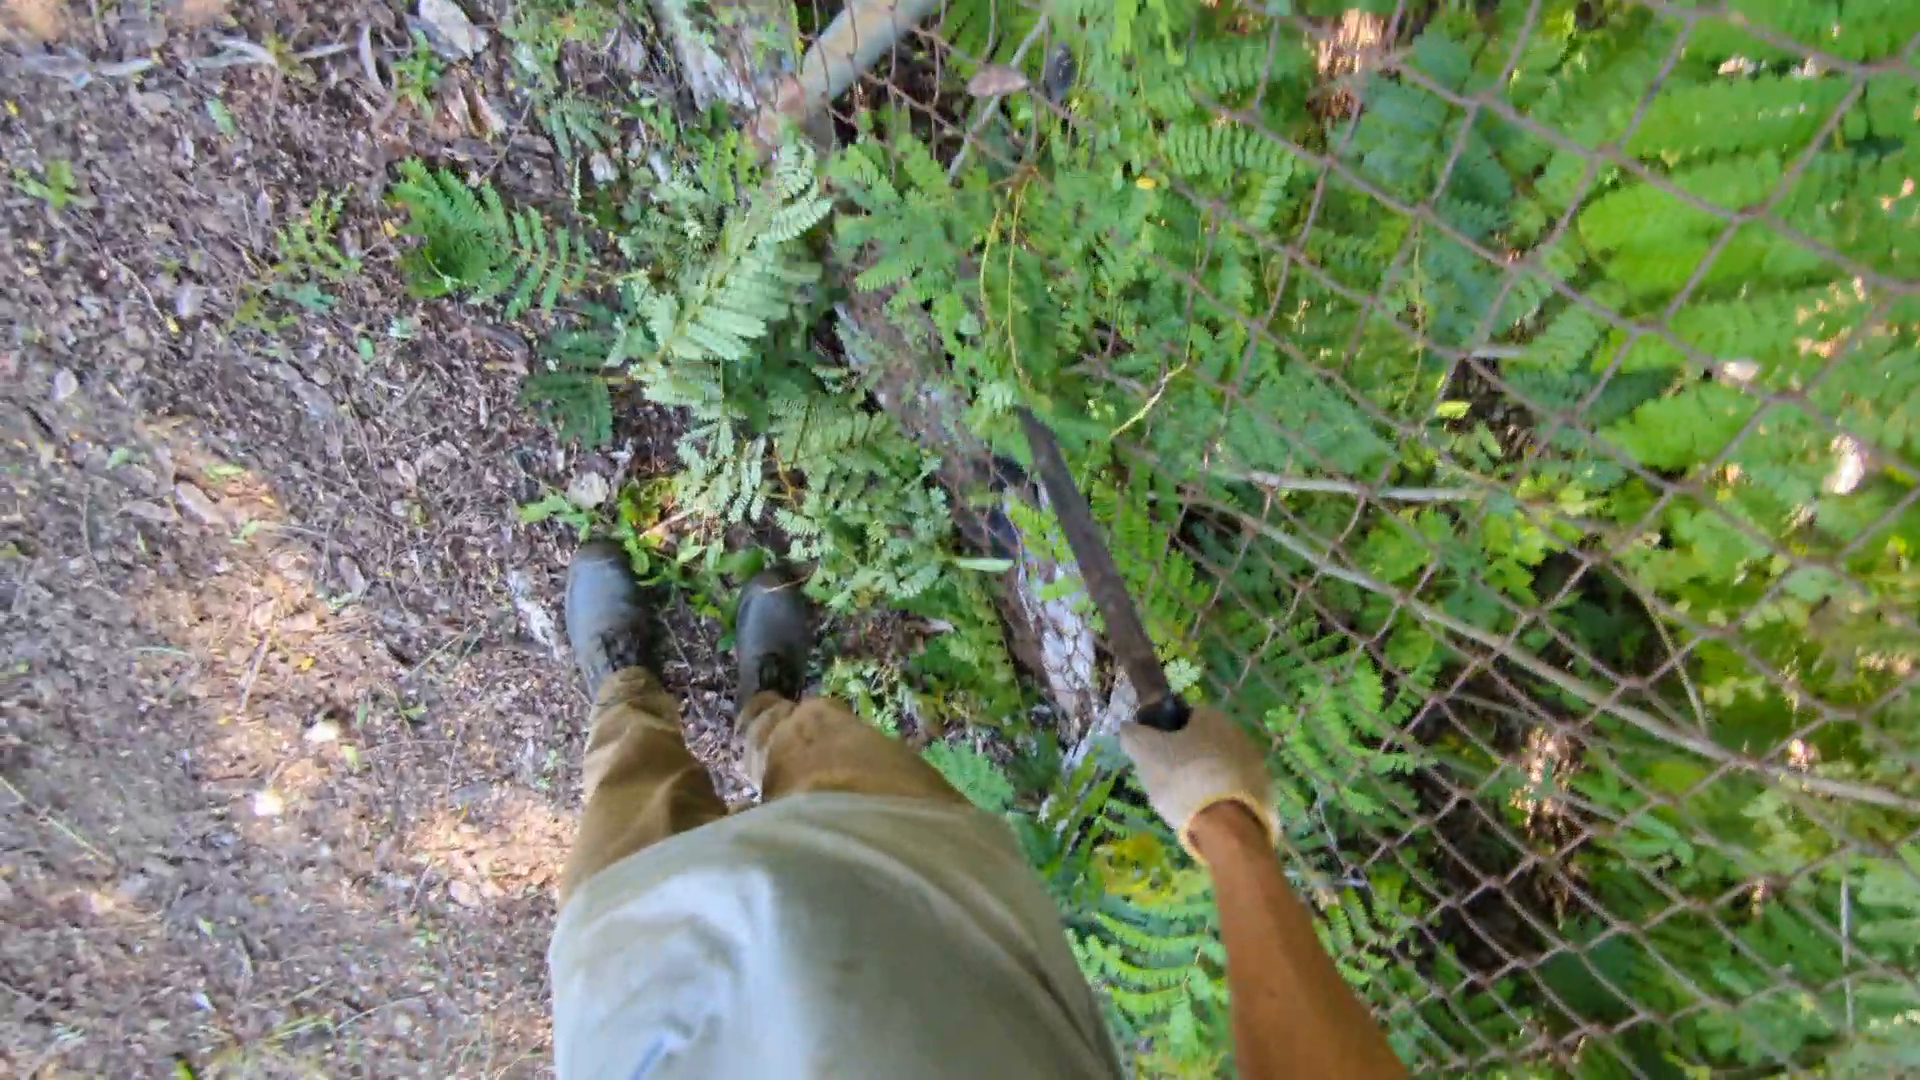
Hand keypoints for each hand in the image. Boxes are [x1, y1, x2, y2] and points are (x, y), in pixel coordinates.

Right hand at [1119, 706, 1278, 856]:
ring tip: (1185, 804)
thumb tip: (1129, 728)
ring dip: (1203, 780)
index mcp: (1213, 717)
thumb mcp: (1145, 752)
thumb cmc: (1183, 779)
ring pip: (1218, 768)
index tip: (1155, 754)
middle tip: (1167, 780)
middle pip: (1203, 743)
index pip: (1184, 716)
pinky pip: (1234, 793)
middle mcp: (1239, 734)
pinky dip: (1220, 801)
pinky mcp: (1266, 796)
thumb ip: (1133, 735)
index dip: (1165, 733)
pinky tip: (1207, 817)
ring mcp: (1257, 766)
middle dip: (1185, 757)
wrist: (1228, 828)